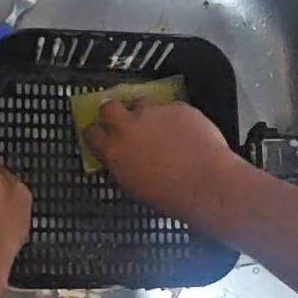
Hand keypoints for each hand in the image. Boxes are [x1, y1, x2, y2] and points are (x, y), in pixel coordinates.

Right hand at [82, 99, 257, 224]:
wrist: (205, 183)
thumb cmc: (170, 195)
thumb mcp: (135, 186)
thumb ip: (124, 165)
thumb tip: (125, 159)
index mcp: (114, 151)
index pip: (92, 133)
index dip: (96, 132)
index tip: (101, 134)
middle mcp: (129, 127)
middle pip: (109, 107)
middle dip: (113, 111)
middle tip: (122, 118)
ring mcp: (153, 113)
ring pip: (142, 102)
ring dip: (146, 111)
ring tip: (159, 126)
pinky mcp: (177, 107)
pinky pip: (171, 108)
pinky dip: (175, 118)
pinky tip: (187, 133)